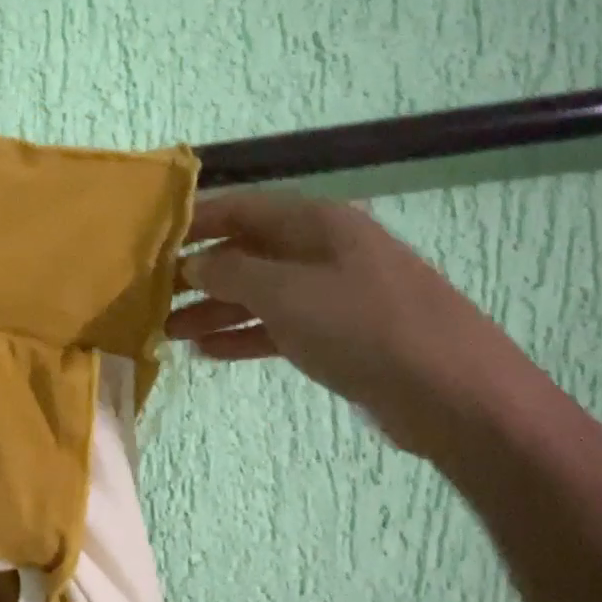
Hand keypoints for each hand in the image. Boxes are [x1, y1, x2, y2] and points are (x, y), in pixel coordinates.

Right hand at [167, 192, 547, 454]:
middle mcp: (324, 250)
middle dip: (197, 272)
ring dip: (212, 309)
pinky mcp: (338, 335)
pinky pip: (277, 326)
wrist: (453, 394)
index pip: (243, 207)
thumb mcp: (288, 293)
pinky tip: (207, 352)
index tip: (148, 241)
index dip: (195, 220)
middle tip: (148, 295)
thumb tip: (193, 262)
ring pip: (258, 293)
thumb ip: (232, 272)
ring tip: (165, 331)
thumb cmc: (365, 328)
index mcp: (318, 223)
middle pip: (246, 251)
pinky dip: (243, 336)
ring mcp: (333, 294)